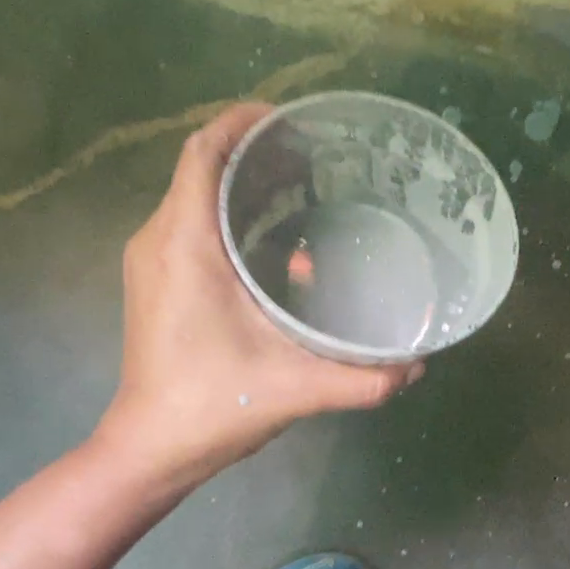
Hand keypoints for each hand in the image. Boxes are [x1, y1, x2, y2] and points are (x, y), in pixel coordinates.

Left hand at [94, 104, 421, 484]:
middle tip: (316, 161)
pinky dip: (230, 219)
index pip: (205, 153)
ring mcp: (152, 263)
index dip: (243, 124)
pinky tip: (274, 247)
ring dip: (243, 188)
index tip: (291, 121)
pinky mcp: (156, 284)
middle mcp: (160, 241)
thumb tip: (417, 367)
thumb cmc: (214, 406)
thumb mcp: (298, 388)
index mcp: (186, 245)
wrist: (152, 447)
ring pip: (194, 199)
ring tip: (302, 192)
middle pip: (202, 170)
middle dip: (256, 156)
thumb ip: (363, 379)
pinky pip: (191, 227)